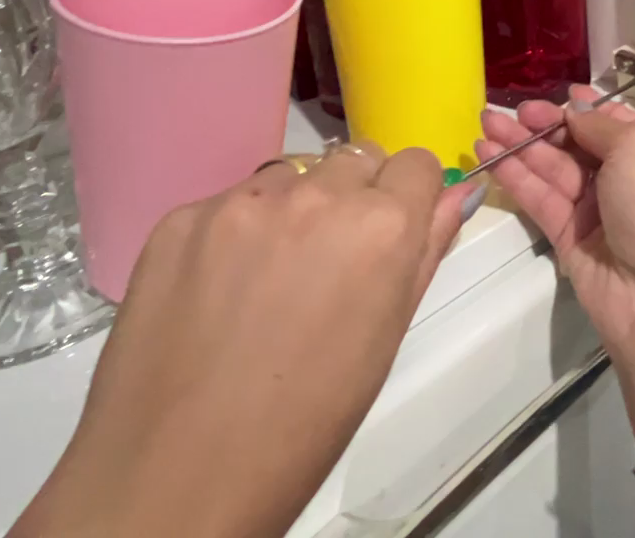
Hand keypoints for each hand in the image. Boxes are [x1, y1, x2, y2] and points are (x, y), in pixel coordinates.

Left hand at [10, 143, 483, 537]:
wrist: (178, 474)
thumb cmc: (310, 418)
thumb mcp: (388, 333)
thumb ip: (426, 249)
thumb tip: (456, 196)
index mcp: (382, 226)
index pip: (417, 162)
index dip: (410, 194)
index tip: (395, 227)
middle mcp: (318, 196)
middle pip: (357, 159)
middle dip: (356, 196)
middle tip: (332, 258)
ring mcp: (242, 202)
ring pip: (292, 175)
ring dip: (295, 207)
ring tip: (269, 276)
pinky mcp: (182, 217)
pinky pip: (229, 202)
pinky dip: (237, 231)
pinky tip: (219, 289)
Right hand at [477, 85, 634, 352]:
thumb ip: (599, 126)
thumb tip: (574, 110)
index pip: (612, 120)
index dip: (580, 108)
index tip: (550, 96)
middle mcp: (628, 175)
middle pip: (577, 141)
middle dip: (542, 124)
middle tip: (505, 111)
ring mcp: (597, 207)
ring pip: (552, 167)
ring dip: (519, 145)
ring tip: (484, 123)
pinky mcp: (569, 236)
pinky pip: (539, 197)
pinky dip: (514, 176)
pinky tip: (488, 154)